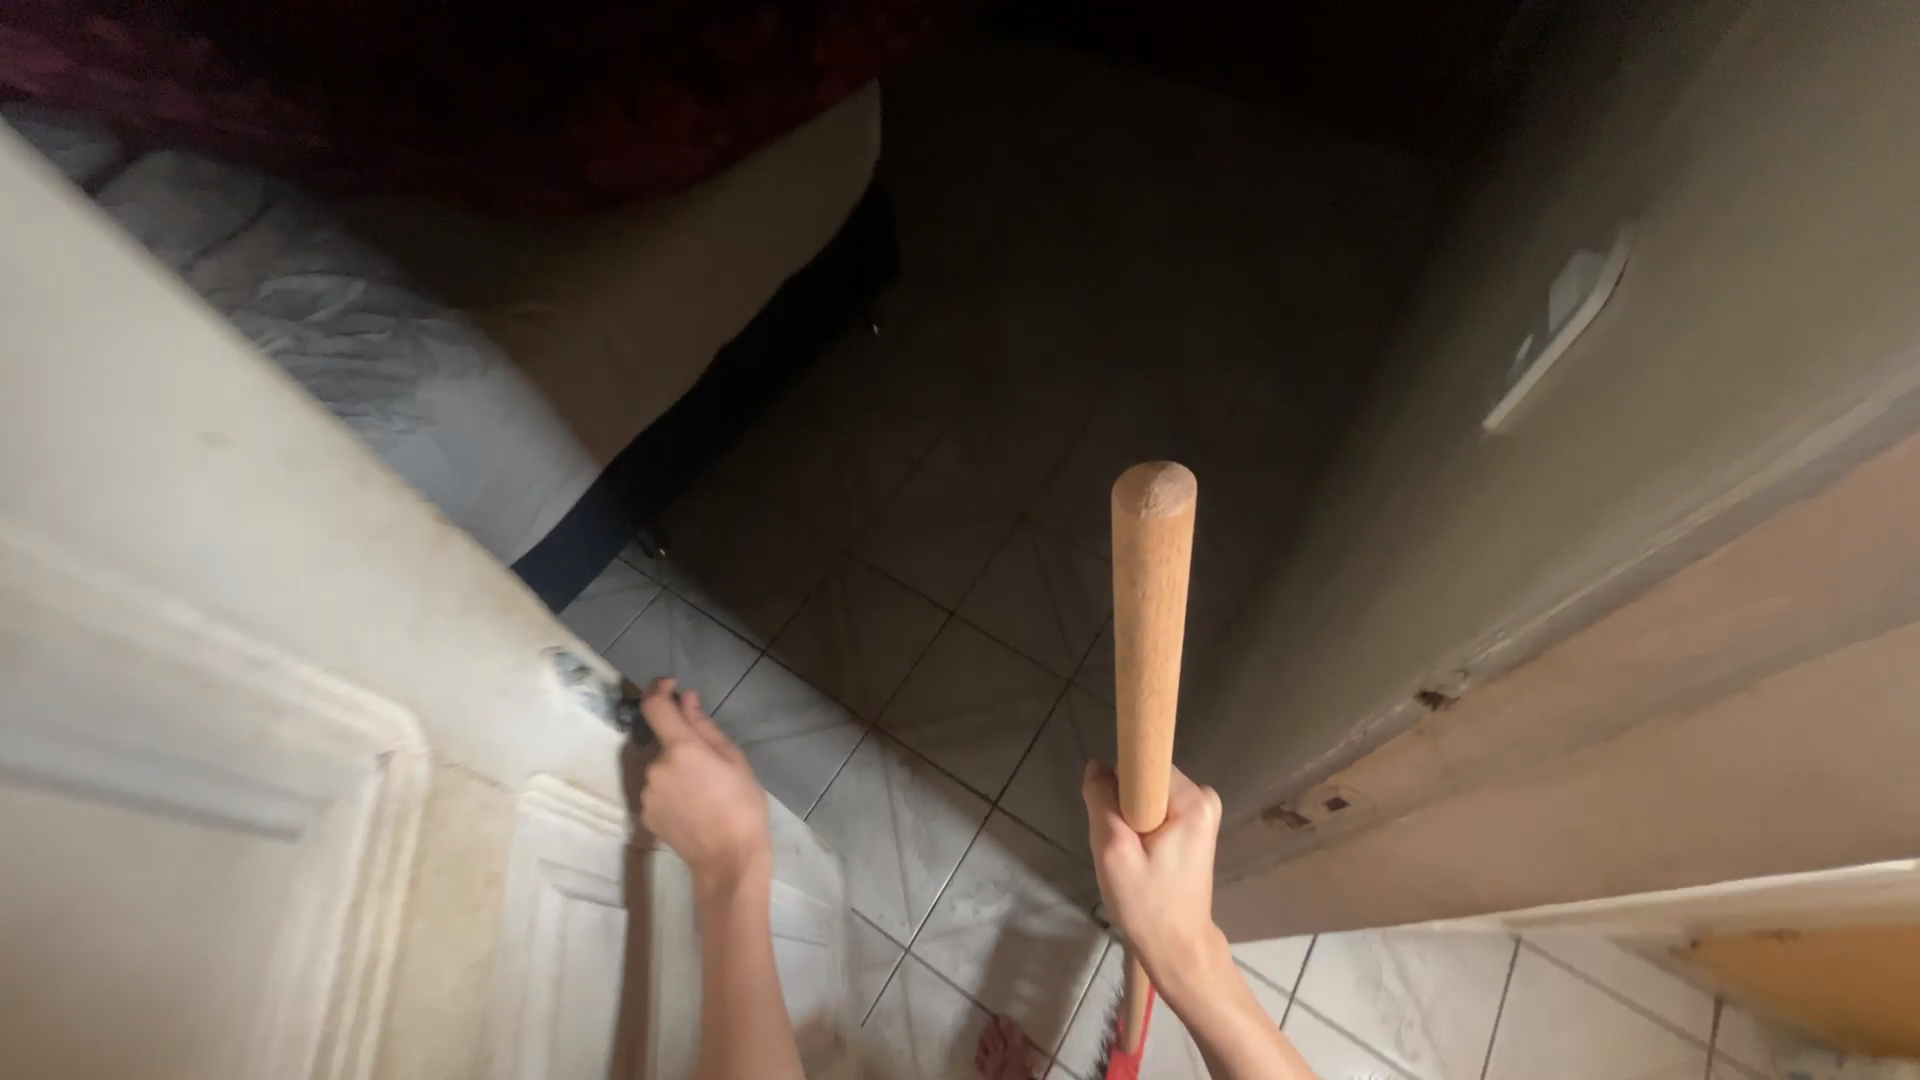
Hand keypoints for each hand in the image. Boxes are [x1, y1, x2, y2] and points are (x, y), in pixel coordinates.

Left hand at [637, 678, 771, 897]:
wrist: (729, 860)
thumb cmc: (743, 805)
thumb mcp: (734, 759)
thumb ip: (705, 726)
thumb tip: (687, 698)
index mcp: (681, 749)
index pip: (655, 707)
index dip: (659, 689)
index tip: (672, 685)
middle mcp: (656, 767)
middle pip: (663, 741)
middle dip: (682, 742)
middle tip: (713, 761)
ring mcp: (647, 793)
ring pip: (660, 766)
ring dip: (677, 767)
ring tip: (707, 788)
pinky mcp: (645, 814)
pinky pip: (658, 788)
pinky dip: (672, 788)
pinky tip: (695, 805)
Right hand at [1082, 760, 1225, 981]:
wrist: (1179, 950)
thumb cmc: (1148, 905)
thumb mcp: (1112, 852)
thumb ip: (1101, 801)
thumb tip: (1096, 766)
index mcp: (1192, 799)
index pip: (1140, 765)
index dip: (1117, 787)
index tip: (1113, 819)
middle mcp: (1204, 797)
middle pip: (1142, 779)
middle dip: (1122, 806)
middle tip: (1120, 846)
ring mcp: (1201, 812)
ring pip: (1144, 795)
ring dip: (1128, 820)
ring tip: (1130, 855)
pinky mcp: (1194, 825)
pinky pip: (1153, 808)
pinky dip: (1140, 828)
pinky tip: (1140, 857)